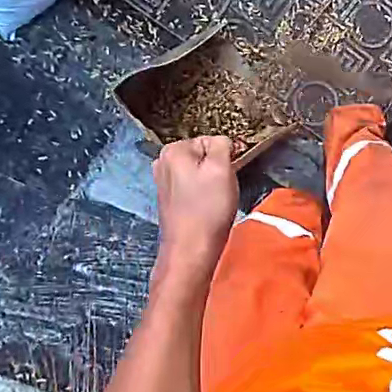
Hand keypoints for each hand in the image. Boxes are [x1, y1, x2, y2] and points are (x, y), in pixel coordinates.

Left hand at [152, 136, 237, 265]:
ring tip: (215, 201)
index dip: (225, 156)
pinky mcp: (169, 200)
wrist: (191, 250)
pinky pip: (193, 189)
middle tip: (222, 189)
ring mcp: (164, 183)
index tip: (229, 174)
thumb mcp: (222, 168)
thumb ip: (222, 144)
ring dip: (211, 184)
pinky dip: (203, 197)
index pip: (210, 141)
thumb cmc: (207, 210)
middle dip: (217, 170)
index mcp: (173, 151)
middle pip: (203, 157)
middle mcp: (163, 164)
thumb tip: (222, 141)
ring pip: (199, 174)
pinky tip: (207, 210)